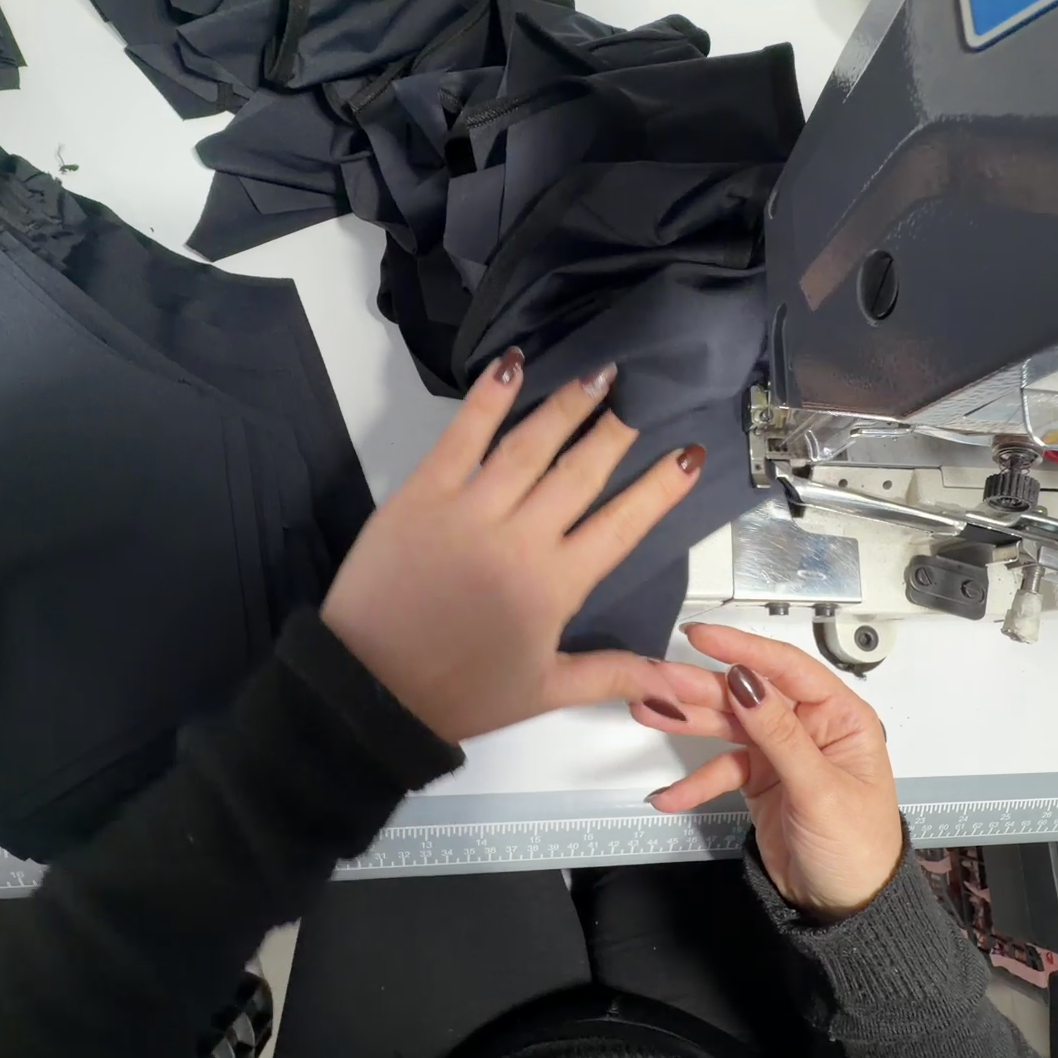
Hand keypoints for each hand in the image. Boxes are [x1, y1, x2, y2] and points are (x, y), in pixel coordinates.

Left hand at [322, 348, 700, 743]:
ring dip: (566, 406)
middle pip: (580, 473)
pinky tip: (512, 365)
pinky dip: (486, 399)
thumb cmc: (461, 692)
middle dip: (616, 431)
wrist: (368, 688)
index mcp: (556, 585)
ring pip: (529, 447)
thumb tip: (676, 678)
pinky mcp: (422, 494)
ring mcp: (470, 511)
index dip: (660, 488)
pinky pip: (461, 438)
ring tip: (598, 372)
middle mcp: (521, 538)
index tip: (689, 453)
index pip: (622, 525)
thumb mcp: (545, 691)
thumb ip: (613, 675)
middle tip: (641, 392)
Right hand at [634, 624, 902, 921]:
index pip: (786, 668)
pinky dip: (694, 782)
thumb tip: (746, 681)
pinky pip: (720, 768)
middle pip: (747, 694)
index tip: (702, 636)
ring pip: (728, 725)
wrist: (846, 912)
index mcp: (838, 715)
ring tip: (647, 710)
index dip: (741, 648)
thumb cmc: (857, 849)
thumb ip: (780, 733)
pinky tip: (668, 795)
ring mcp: (779, 749)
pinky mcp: (758, 776)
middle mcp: (807, 723)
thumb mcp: (819, 789)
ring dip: (689, 722)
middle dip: (702, 687)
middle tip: (658, 677)